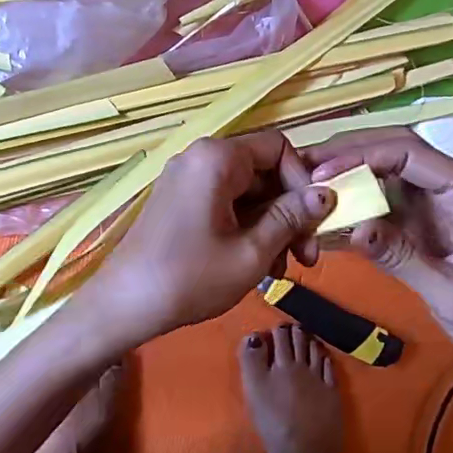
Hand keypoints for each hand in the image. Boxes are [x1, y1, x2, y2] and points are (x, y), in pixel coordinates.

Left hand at [79, 131, 333, 340]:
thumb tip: (326, 194)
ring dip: (270, 226)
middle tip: (305, 257)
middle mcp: (199, 158)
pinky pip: (223, 204)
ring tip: (281, 270)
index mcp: (216, 158)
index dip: (303, 182)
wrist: (125, 304)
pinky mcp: (178, 202)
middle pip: (262, 171)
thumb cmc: (191, 277)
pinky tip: (256, 265)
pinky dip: (244, 228)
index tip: (313, 222)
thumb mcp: (252, 251)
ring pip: (245, 192)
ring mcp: (185, 180)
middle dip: (289, 212)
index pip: (278, 148)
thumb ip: (291, 218)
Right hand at [303, 130, 452, 390]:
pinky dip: (356, 213)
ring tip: (304, 188)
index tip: (320, 173)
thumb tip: (352, 227)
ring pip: (386, 180)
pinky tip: (326, 221)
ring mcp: (440, 211)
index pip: (412, 154)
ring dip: (348, 182)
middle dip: (349, 156)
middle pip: (396, 155)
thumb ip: (402, 257)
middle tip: (301, 167)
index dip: (362, 155)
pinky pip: (385, 212)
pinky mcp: (427, 232)